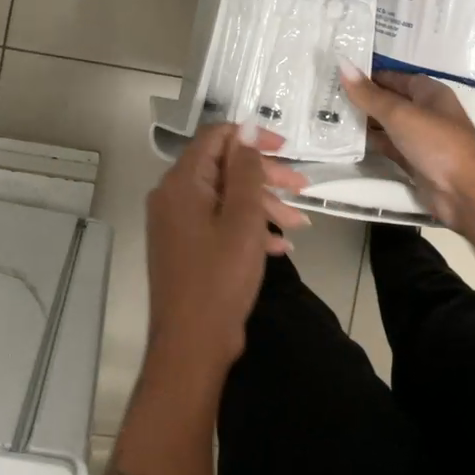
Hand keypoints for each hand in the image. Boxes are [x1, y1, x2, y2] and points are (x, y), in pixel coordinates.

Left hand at [145, 124, 310, 371]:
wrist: (191, 346)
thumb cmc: (219, 279)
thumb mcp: (243, 220)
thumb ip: (246, 170)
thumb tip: (246, 127)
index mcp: (182, 183)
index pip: (216, 137)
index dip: (253, 137)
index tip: (287, 151)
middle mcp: (173, 196)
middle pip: (223, 168)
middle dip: (264, 176)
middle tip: (301, 189)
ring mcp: (176, 223)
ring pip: (224, 198)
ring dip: (262, 205)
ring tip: (297, 225)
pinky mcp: (184, 246)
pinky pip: (217, 223)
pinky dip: (247, 229)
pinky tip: (279, 247)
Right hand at [339, 64, 474, 227]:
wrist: (466, 192)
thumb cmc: (436, 142)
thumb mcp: (399, 114)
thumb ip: (369, 94)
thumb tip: (342, 63)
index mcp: (429, 92)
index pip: (395, 77)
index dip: (369, 75)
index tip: (337, 74)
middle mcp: (426, 112)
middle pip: (390, 101)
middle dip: (362, 98)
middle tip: (326, 95)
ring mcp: (420, 139)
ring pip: (387, 125)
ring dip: (363, 122)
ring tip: (328, 115)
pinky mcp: (414, 162)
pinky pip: (388, 147)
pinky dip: (370, 143)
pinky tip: (345, 140)